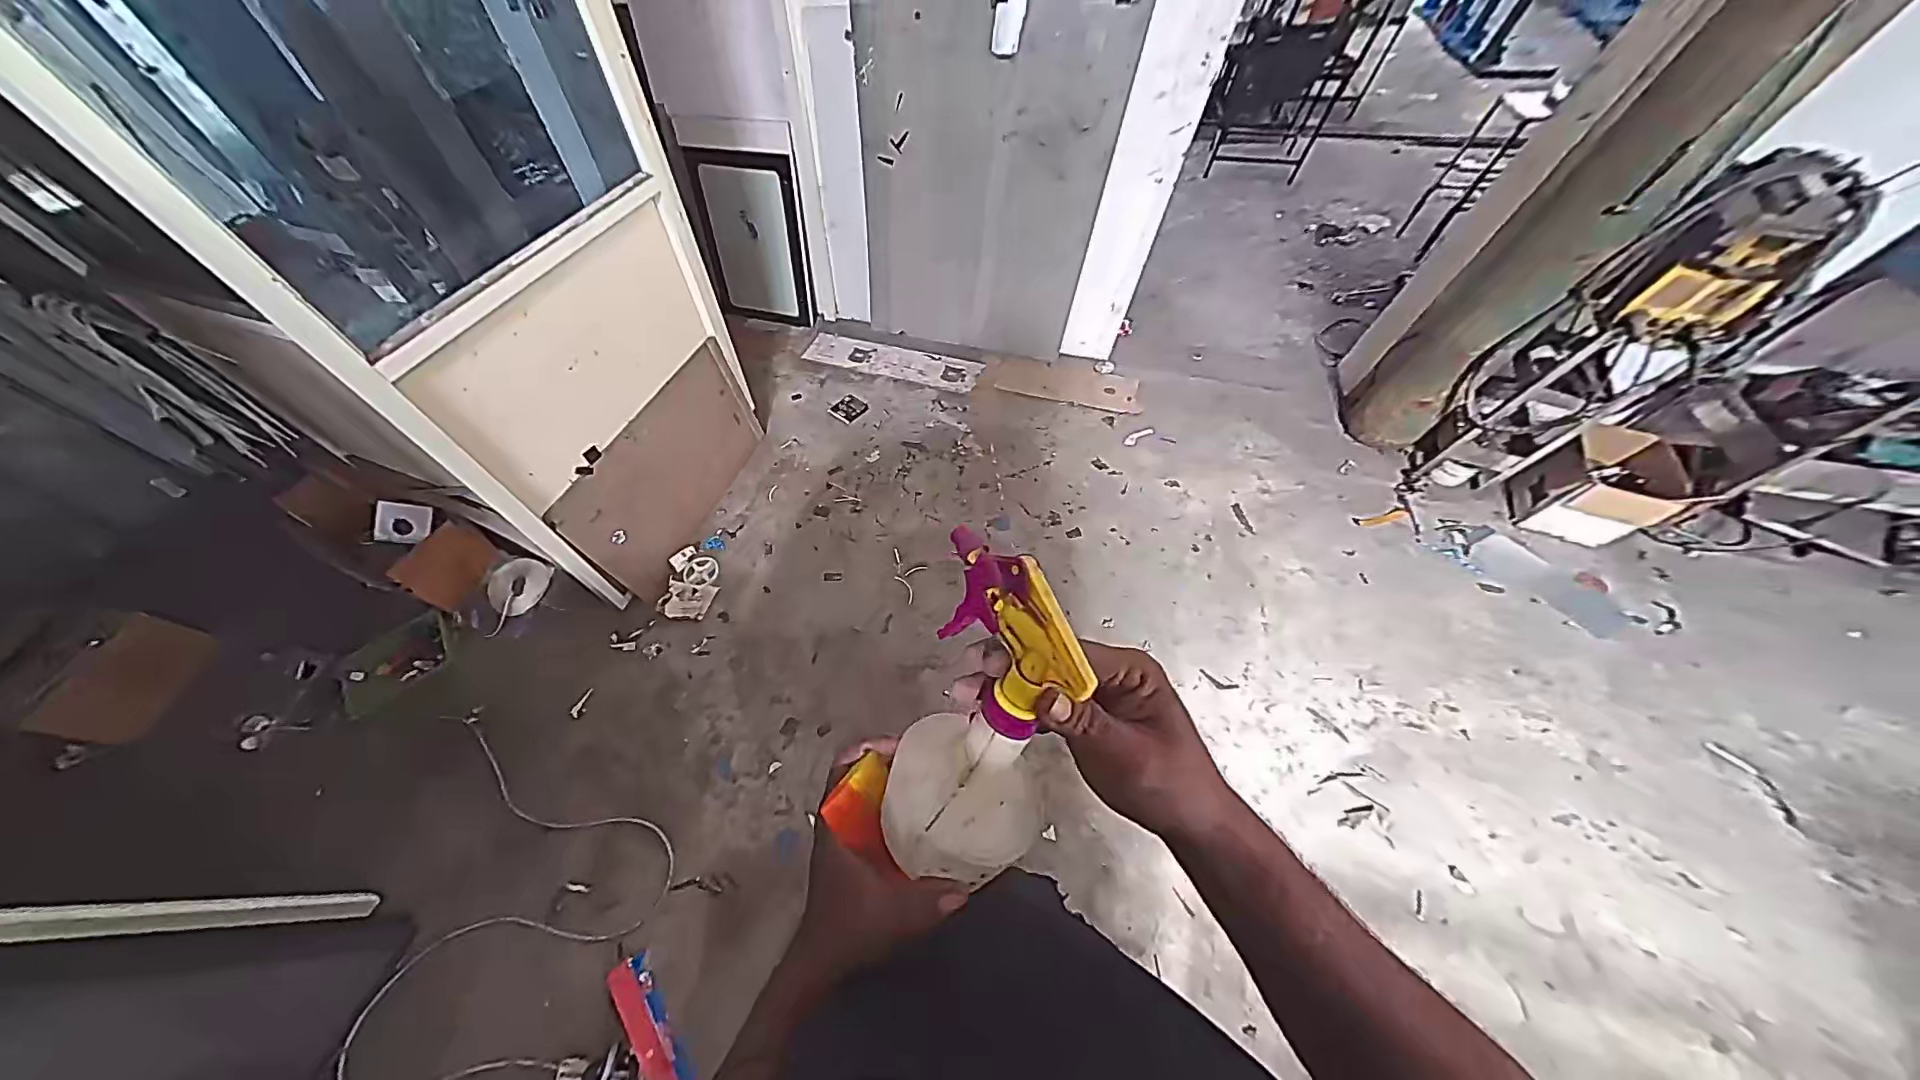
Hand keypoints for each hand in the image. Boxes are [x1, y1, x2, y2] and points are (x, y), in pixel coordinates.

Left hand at [789, 740, 969, 979]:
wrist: (822, 959)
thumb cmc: (846, 930)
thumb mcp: (889, 915)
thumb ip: (926, 903)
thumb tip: (965, 889)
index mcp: (836, 824)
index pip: (842, 768)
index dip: (867, 748)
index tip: (901, 744)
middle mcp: (838, 821)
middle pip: (857, 771)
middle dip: (889, 757)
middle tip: (926, 755)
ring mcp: (846, 833)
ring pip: (866, 788)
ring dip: (892, 776)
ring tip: (930, 772)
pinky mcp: (856, 847)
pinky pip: (874, 808)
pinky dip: (894, 799)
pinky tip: (923, 807)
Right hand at [951, 641, 1238, 840]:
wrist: (1189, 818)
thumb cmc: (1170, 783)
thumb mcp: (1127, 753)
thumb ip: (1085, 722)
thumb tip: (1044, 697)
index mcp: (1129, 671)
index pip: (1072, 652)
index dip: (1029, 655)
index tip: (994, 662)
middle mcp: (1110, 675)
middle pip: (1051, 661)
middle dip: (1008, 666)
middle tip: (971, 674)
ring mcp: (1096, 695)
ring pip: (1043, 681)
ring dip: (1007, 687)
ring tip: (969, 694)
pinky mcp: (1084, 715)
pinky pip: (1046, 704)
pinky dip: (1019, 708)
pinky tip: (992, 712)